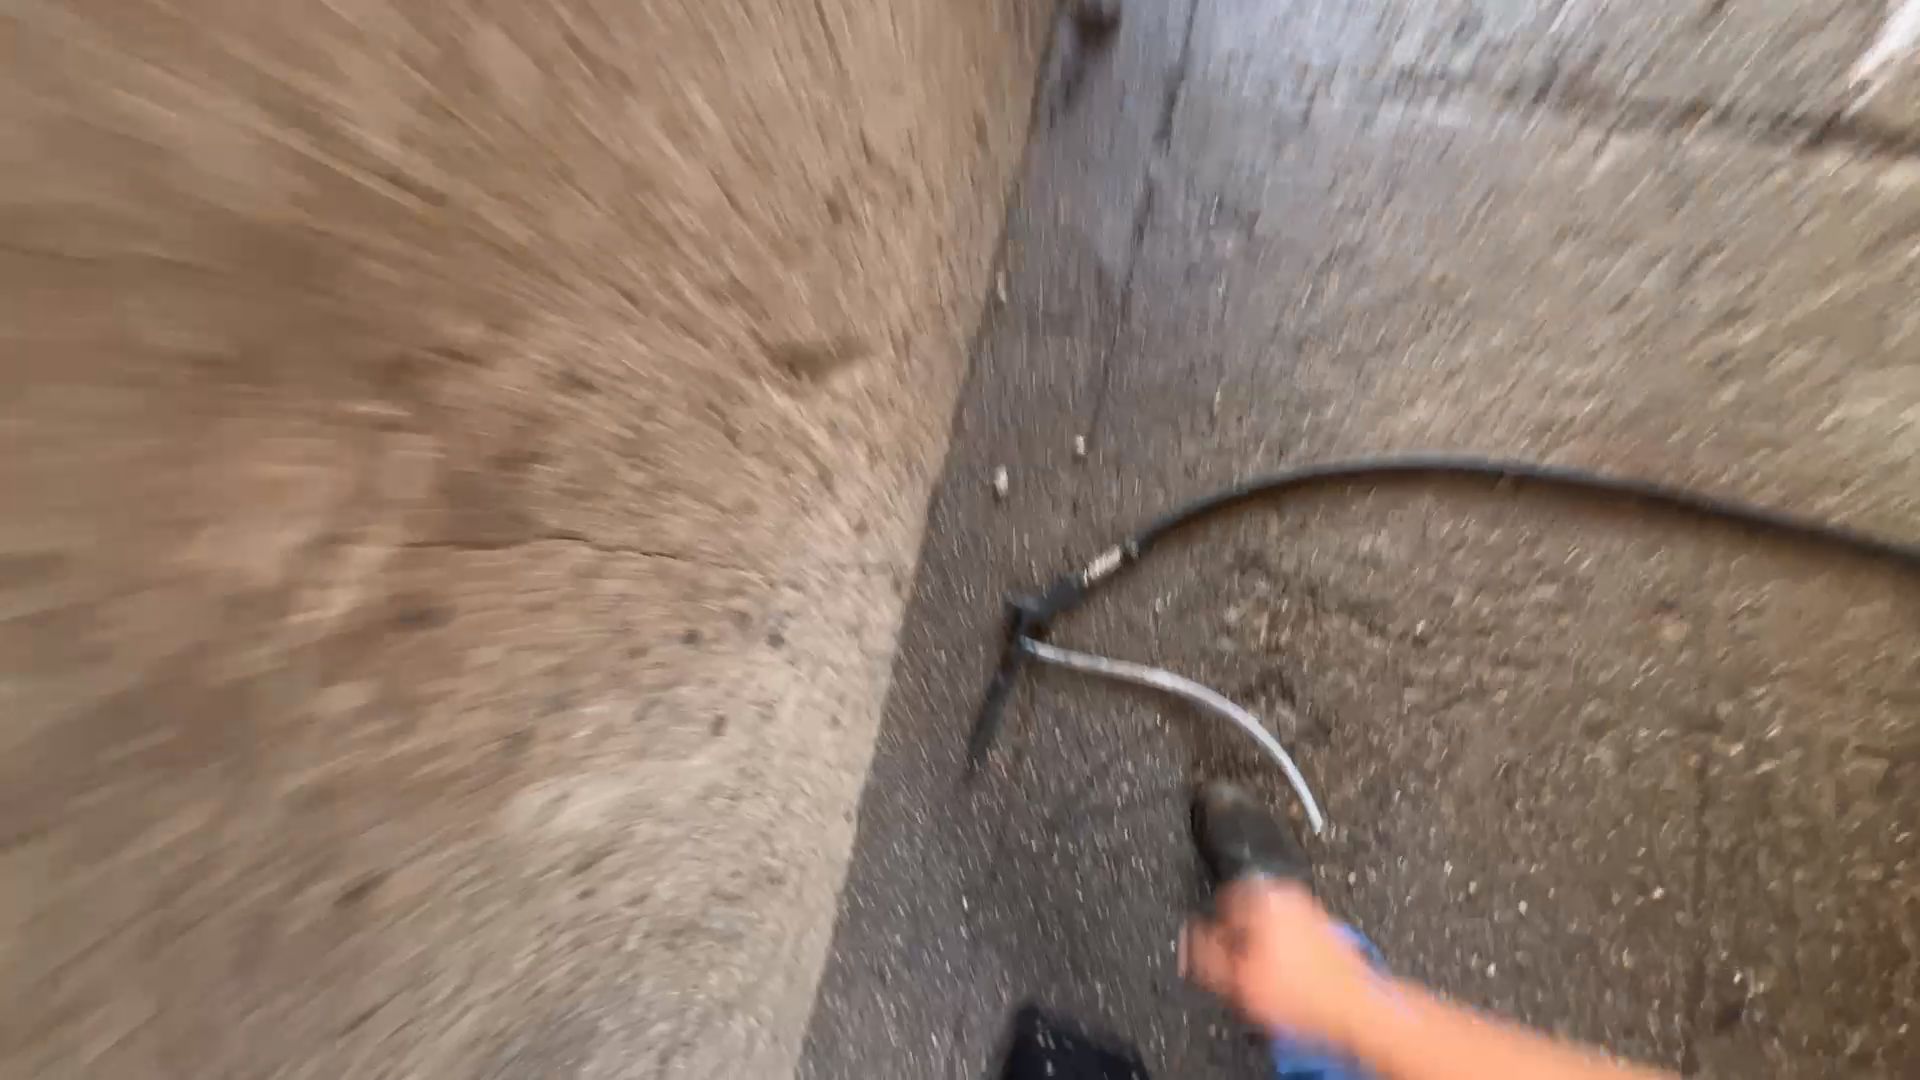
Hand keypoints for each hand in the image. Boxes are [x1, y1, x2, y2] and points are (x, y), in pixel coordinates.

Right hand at [1179, 878, 1380, 1049]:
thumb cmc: (1303, 990)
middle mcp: (1284, 890)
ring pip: (1273, 926)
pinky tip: (1293, 980)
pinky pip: (1296, 936)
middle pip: (1247, 913)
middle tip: (1245, 970)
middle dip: (1243, 941)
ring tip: (1270, 978)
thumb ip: (1202, 953)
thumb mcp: (1235, 978)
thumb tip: (1184, 939)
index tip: (1221, 957)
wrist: (1358, 1009)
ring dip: (1267, 948)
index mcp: (1258, 891)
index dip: (1215, 935)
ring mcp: (1310, 907)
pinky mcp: (1328, 928)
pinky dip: (1291, 954)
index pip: (1219, 903)